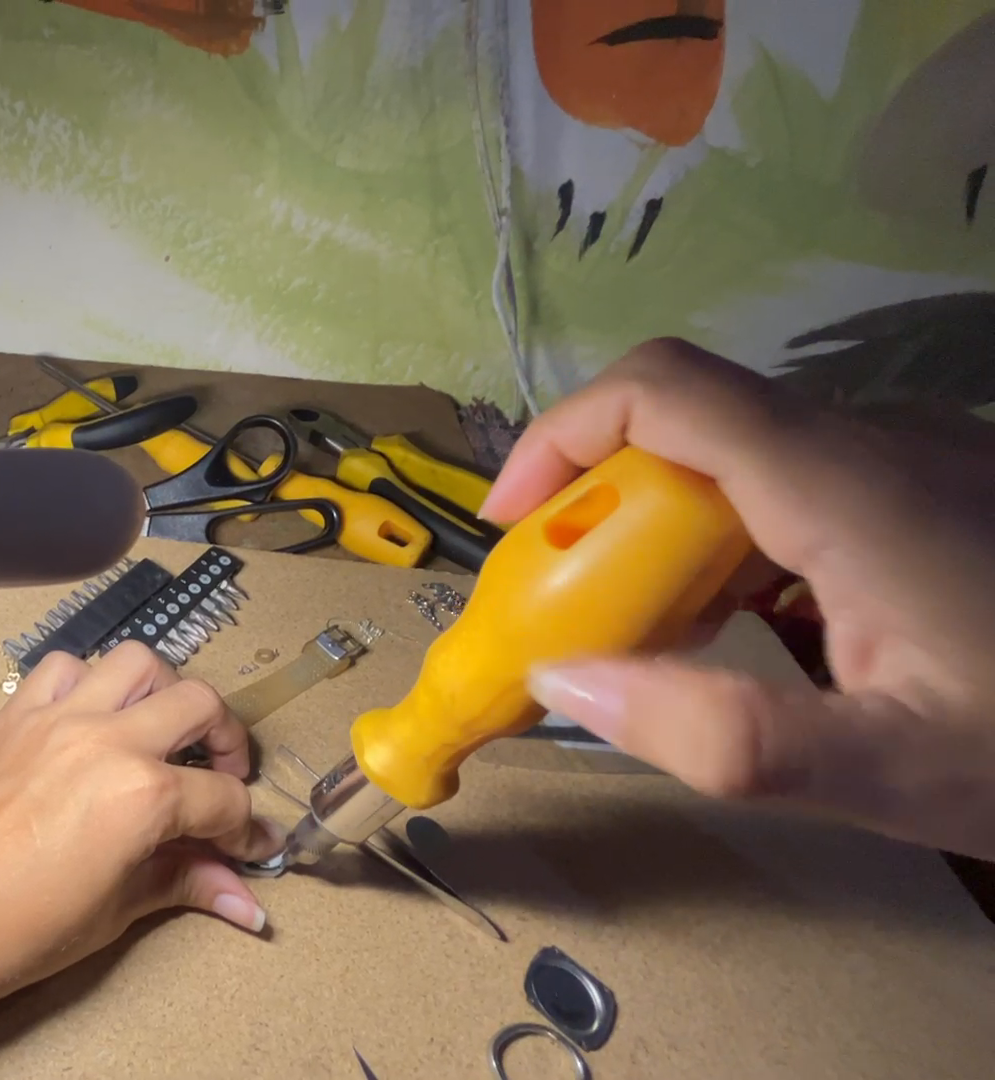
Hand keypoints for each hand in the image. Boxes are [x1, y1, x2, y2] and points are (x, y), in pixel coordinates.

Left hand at [0, 642, 281, 1079]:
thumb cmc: (14, 931)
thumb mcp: (112, 914)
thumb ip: (183, 885)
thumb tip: (247, 901)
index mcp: (138, 795)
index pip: (221, 798)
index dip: (246, 826)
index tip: (249, 845)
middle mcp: (106, 736)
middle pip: (197, 702)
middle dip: (225, 738)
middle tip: (218, 774)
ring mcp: (57, 713)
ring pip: (134, 660)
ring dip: (161, 688)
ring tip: (157, 729)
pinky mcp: (15, 709)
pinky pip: (64, 665)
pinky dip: (89, 679)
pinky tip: (88, 716)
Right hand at [480, 338, 994, 860]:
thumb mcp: (906, 770)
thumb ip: (724, 735)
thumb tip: (558, 678)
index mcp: (847, 486)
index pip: (663, 391)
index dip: (559, 434)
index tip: (513, 520)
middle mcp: (865, 448)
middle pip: (673, 424)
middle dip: (585, 498)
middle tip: (561, 592)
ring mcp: (895, 465)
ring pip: (713, 455)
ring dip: (636, 521)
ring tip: (625, 611)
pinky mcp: (909, 493)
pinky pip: (762, 485)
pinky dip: (696, 537)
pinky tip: (719, 614)